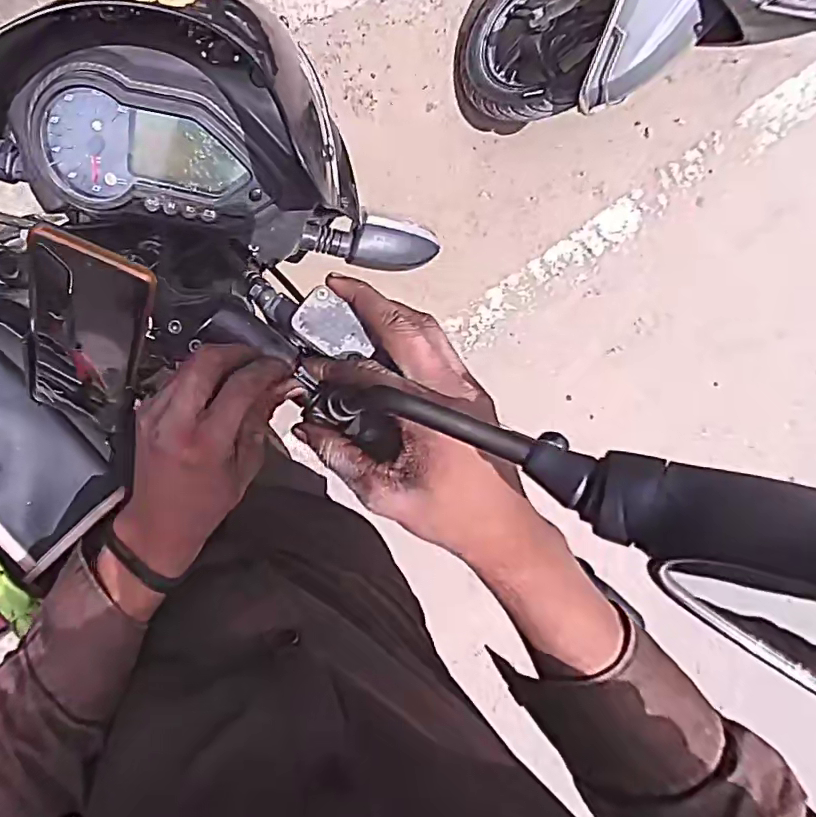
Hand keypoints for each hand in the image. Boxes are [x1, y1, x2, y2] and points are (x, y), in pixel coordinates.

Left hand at [100, 345, 292, 617]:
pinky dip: (201, 374)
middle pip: (208, 359)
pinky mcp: (146, 410)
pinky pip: (177, 377)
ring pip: (190, 362)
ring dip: (220, 360)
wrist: (157, 524)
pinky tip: (216, 385)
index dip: (267, 369)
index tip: (280, 367)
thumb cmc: (199, 508)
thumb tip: (276, 387)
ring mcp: (155, 413)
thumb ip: (260, 421)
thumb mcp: (243, 469)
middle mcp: (174, 422)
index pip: (240, 385)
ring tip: (242, 370)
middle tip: (261, 359)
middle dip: (241, 352)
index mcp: (204, 442)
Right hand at [296, 277, 623, 675]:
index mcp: (435, 414)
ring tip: (359, 301)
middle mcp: (456, 390)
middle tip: (338, 287)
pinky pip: (438, 344)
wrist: (505, 528)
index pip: (374, 373)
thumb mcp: (387, 495)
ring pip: (430, 329)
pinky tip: (387, 334)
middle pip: (412, 326)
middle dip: (371, 300)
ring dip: (393, 309)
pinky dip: (408, 328)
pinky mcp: (472, 391)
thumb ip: (342, 459)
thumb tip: (309, 432)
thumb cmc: (457, 516)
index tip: (312, 368)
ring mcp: (468, 386)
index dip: (336, 367)